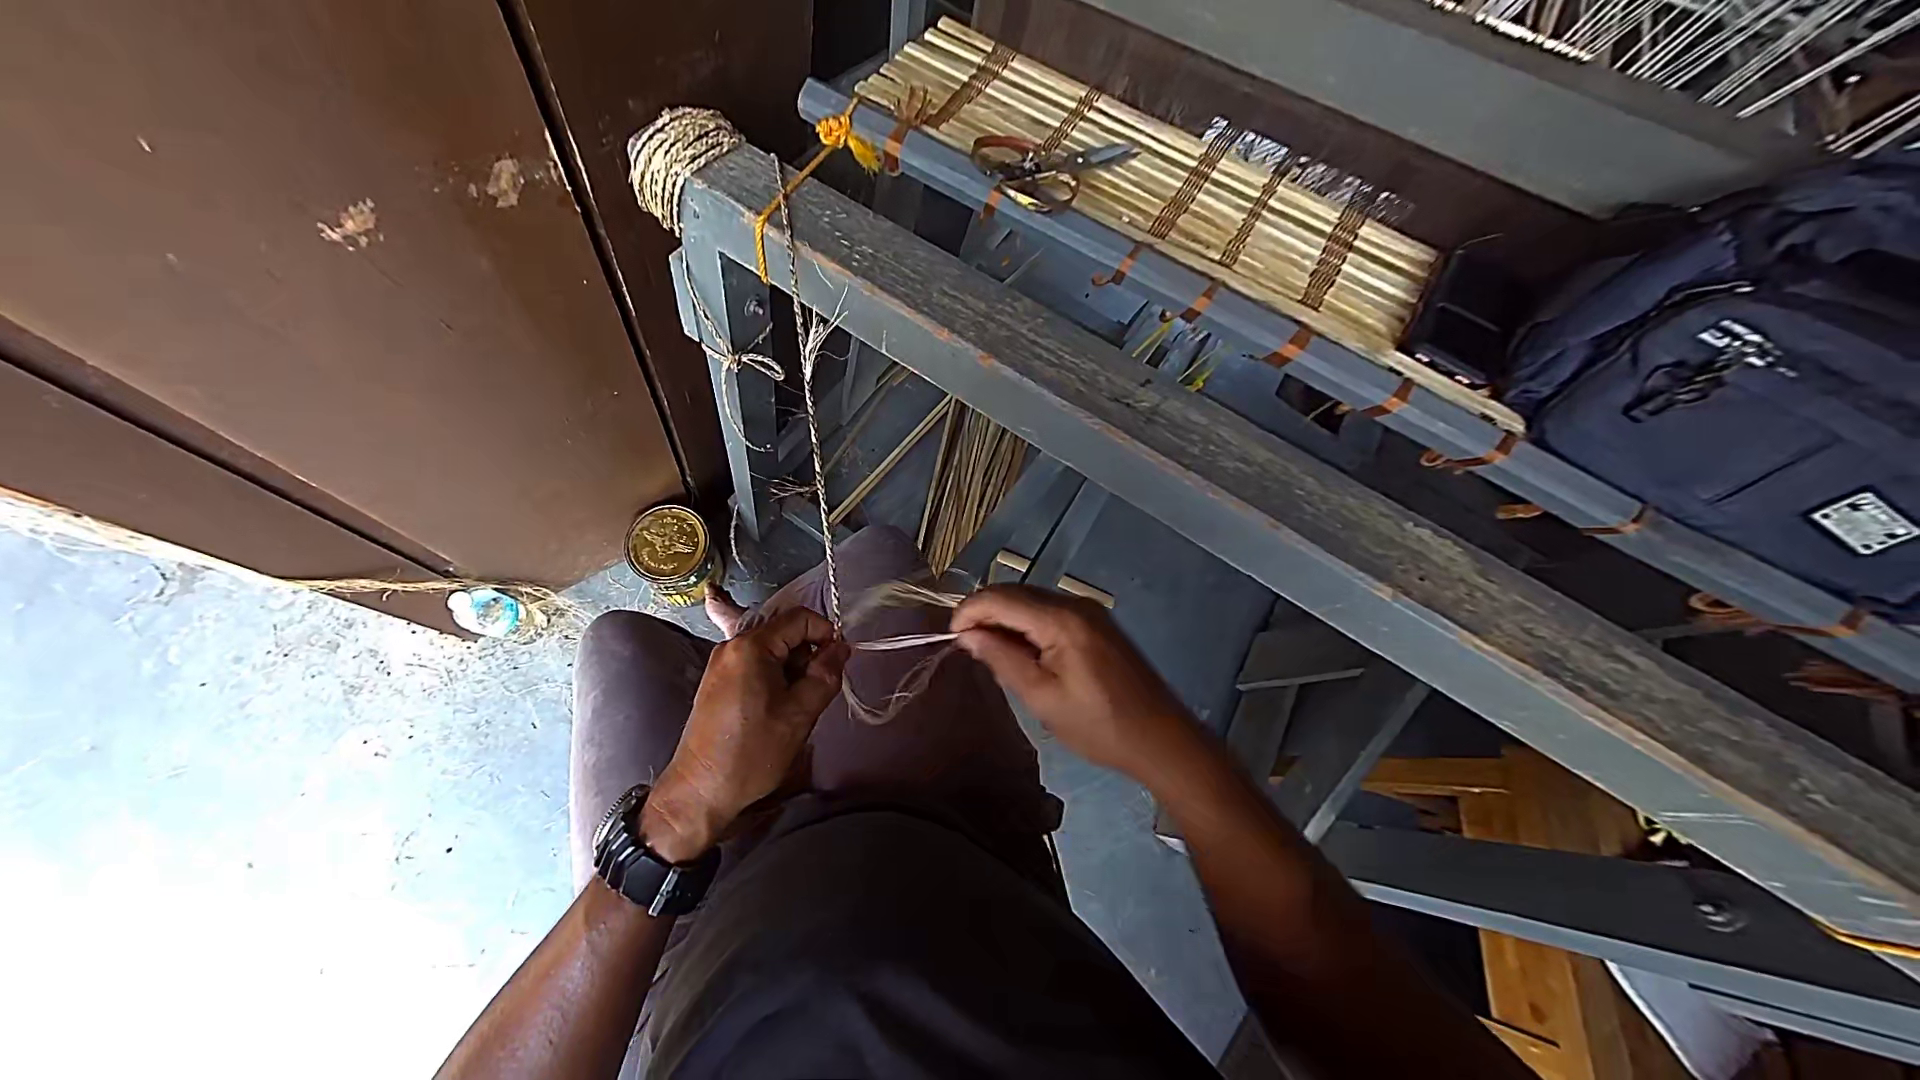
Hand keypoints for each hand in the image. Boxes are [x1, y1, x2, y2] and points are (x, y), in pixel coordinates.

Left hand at [640, 607, 848, 862]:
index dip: (826, 634)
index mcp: (751, 647)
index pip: (800, 618)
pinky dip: (776, 679)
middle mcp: (732, 646)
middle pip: (785, 632)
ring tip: (797, 705)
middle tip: (816, 690)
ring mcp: (722, 664)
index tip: (837, 662)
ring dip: (793, 670)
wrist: (700, 792)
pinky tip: (779, 709)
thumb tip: (841, 648)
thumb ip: (826, 674)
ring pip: (773, 651)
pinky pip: (757, 665)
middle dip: (808, 655)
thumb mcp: (800, 713)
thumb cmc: (751, 753)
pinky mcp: (718, 682)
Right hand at [951, 585, 1195, 780]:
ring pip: (1031, 600)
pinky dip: (1027, 624)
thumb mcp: (1042, 698)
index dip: (969, 611)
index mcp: (1062, 620)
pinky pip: (1049, 612)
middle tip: (966, 646)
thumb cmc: (1099, 726)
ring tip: (989, 651)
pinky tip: (1020, 650)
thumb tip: (968, 635)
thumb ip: (1002, 659)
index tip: (950, 636)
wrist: (1160, 738)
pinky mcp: (1097, 622)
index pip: (1000, 598)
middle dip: (985, 613)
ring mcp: (1090, 611)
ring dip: (1005, 618)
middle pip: (1016, 593)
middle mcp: (1076, 604)